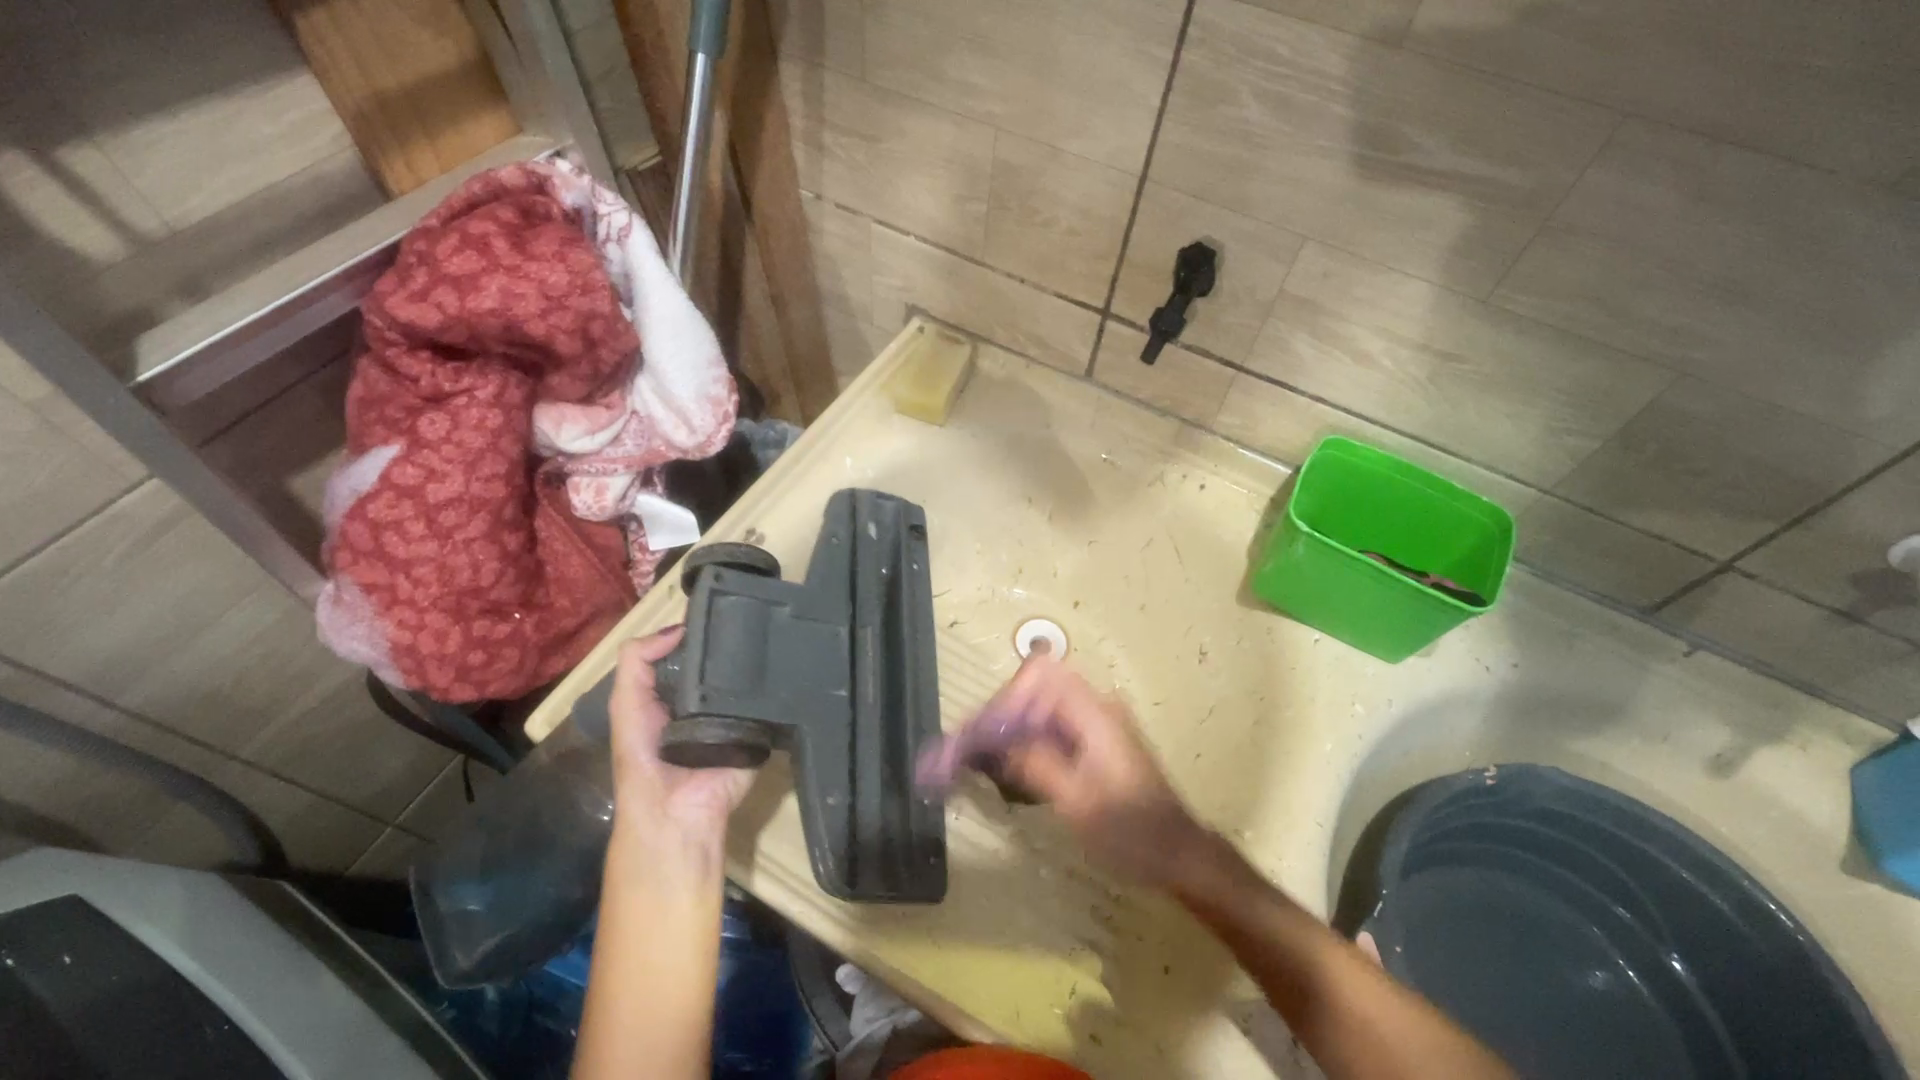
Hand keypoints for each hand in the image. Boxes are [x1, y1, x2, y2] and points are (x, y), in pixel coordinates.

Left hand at [607, 626, 753, 881]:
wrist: (674, 809)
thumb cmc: (643, 755)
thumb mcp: (625, 702)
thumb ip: (636, 661)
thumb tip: (678, 627)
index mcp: (677, 692)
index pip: (695, 652)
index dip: (700, 631)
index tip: (719, 607)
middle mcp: (710, 701)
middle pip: (725, 662)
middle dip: (733, 643)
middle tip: (751, 615)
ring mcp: (738, 715)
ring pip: (750, 679)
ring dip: (757, 663)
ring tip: (771, 635)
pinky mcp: (762, 731)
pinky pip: (772, 704)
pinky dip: (775, 689)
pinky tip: (783, 666)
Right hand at [926, 657, 1212, 887]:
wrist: (1177, 855)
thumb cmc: (1131, 833)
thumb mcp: (1076, 801)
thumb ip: (1033, 762)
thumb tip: (990, 737)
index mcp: (1094, 713)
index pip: (1039, 674)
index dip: (1006, 697)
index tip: (983, 734)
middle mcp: (1096, 708)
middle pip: (1035, 688)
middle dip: (1000, 714)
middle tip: (969, 750)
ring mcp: (1097, 725)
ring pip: (1039, 708)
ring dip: (1009, 729)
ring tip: (978, 760)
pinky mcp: (1094, 744)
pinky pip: (1050, 728)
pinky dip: (1025, 743)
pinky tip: (1007, 769)